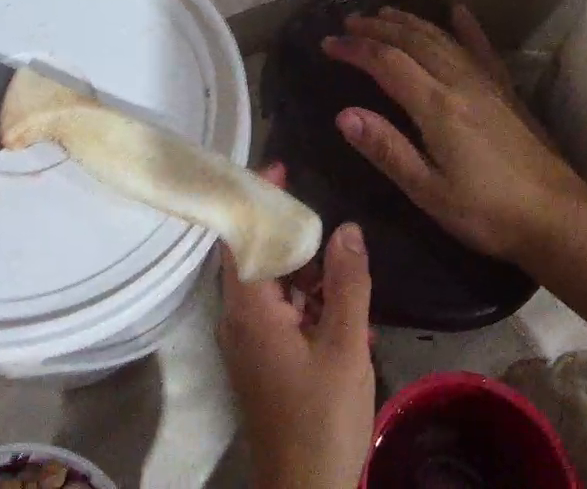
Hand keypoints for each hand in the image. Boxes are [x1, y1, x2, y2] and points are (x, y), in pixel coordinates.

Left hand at [217, 166, 374, 488]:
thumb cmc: (322, 418)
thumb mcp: (344, 346)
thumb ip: (347, 284)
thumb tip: (347, 228)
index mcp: (249, 312)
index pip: (239, 239)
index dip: (255, 201)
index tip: (279, 168)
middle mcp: (239, 322)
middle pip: (257, 260)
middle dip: (292, 237)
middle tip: (326, 217)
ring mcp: (249, 345)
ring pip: (273, 289)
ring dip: (307, 276)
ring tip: (346, 269)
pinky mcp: (263, 364)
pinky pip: (280, 316)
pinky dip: (308, 305)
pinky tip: (345, 314)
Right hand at [321, 5, 586, 261]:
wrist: (557, 217)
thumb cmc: (487, 213)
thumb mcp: (428, 191)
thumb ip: (387, 149)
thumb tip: (343, 115)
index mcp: (436, 106)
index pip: (386, 63)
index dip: (355, 49)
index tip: (327, 43)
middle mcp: (459, 83)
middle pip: (412, 41)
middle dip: (377, 27)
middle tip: (349, 22)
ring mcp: (486, 84)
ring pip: (442, 39)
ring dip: (410, 22)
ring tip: (385, 12)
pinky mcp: (506, 92)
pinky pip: (482, 49)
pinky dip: (466, 27)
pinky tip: (458, 11)